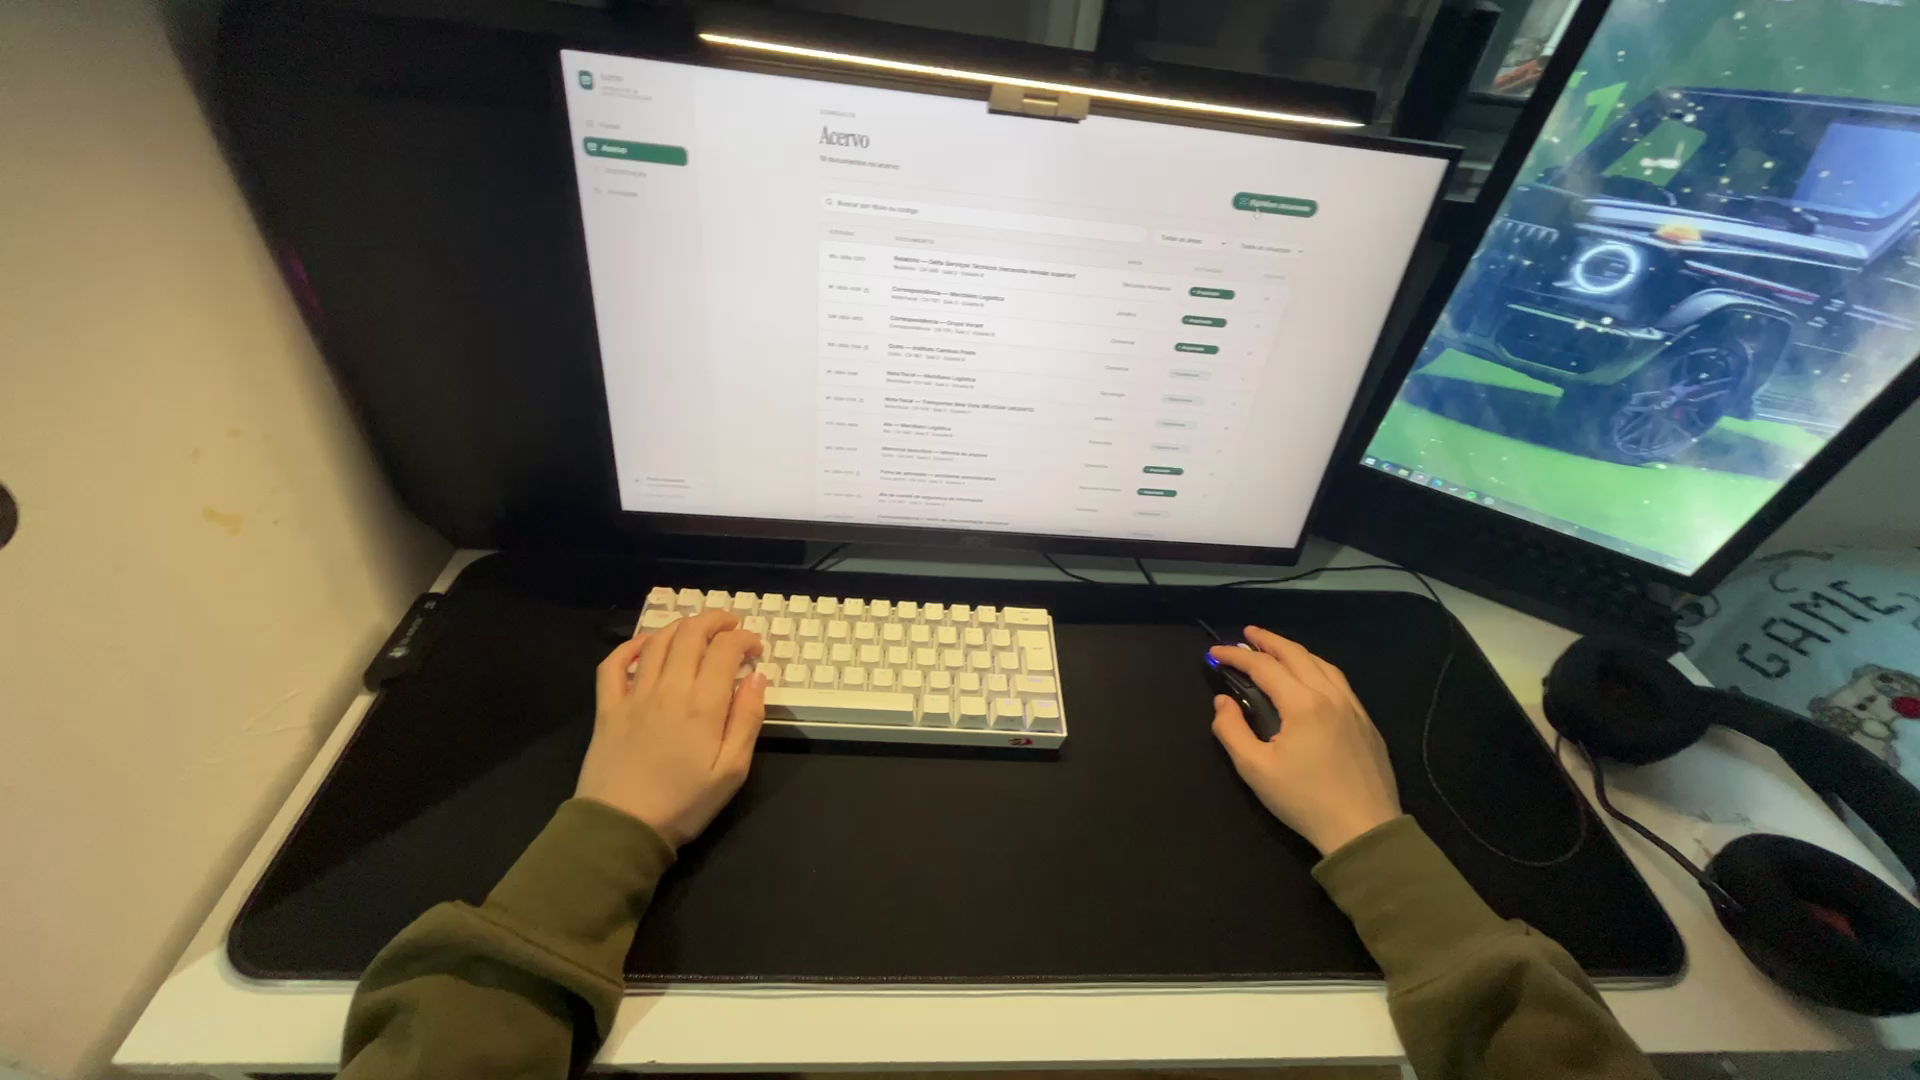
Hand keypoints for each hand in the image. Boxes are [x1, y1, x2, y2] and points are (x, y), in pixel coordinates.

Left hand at [576, 611, 766, 848]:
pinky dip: (631, 645)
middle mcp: (669, 688)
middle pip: (691, 633)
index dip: (745, 639)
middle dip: (716, 621)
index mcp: (704, 704)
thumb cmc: (684, 804)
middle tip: (732, 626)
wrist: (620, 830)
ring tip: (698, 629)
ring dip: (681, 626)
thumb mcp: (733, 770)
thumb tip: (757, 678)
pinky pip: (614, 664)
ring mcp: (634, 695)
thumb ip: (748, 719)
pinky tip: (646, 644)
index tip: (757, 650)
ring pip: (657, 640)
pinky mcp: (607, 707)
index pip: (726, 649)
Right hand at [1210, 626, 1400, 855]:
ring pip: (1321, 664)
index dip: (1235, 655)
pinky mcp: (1366, 722)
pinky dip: (1316, 666)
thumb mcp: (1254, 768)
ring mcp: (1353, 707)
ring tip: (1274, 648)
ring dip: (1294, 650)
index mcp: (1302, 703)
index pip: (1263, 666)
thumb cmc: (1304, 799)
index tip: (1214, 652)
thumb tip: (1222, 701)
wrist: (1363, 829)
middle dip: (1267, 640)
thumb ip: (1231, 729)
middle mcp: (1330, 695)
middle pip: (1295, 654)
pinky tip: (1310, 674)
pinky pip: (1339, 680)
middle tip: (1245, 634)